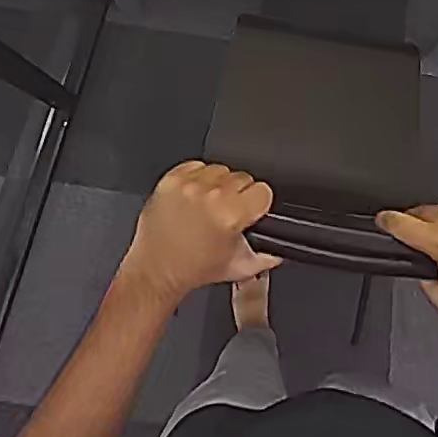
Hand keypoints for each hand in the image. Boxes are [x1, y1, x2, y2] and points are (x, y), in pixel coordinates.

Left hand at [116, 161, 280, 305]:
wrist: (156, 270)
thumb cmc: (193, 270)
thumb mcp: (239, 267)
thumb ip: (267, 256)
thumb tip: (281, 249)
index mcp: (231, 214)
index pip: (262, 190)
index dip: (258, 202)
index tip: (251, 210)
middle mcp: (210, 195)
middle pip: (242, 177)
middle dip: (237, 195)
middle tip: (226, 213)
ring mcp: (188, 185)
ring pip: (220, 169)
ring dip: (217, 185)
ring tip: (208, 206)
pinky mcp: (171, 180)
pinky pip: (196, 166)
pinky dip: (197, 179)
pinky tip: (194, 198)